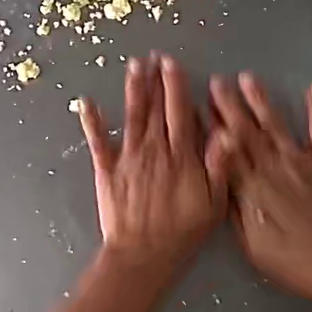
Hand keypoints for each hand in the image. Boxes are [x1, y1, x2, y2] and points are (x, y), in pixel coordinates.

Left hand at [78, 53, 226, 273]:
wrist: (142, 256)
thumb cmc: (182, 231)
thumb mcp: (212, 203)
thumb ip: (218, 166)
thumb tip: (225, 131)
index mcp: (180, 155)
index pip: (179, 112)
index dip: (176, 86)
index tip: (172, 64)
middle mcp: (154, 148)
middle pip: (155, 108)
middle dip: (156, 80)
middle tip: (154, 56)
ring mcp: (128, 156)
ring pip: (132, 116)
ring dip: (133, 89)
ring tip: (134, 66)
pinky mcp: (107, 168)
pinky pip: (98, 141)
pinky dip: (92, 121)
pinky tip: (86, 101)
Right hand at [208, 74, 311, 301]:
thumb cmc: (293, 261)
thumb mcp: (252, 245)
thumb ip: (234, 209)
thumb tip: (218, 179)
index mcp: (252, 186)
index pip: (227, 149)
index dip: (213, 126)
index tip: (199, 104)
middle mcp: (272, 165)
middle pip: (247, 130)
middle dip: (230, 104)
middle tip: (217, 81)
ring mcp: (300, 160)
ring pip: (275, 124)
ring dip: (261, 100)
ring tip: (248, 77)